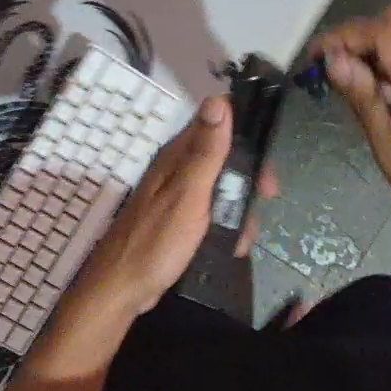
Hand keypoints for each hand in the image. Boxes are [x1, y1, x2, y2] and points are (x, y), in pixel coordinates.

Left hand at [67, 95, 277, 317]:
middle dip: (249, 174)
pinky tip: (232, 244)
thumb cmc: (156, 242)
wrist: (123, 290)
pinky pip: (212, 212)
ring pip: (222, 186)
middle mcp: (177, 169)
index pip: (215, 120)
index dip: (245, 125)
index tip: (268, 148)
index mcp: (177, 156)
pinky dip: (226, 225)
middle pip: (224, 155)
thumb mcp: (188, 195)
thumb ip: (205, 151)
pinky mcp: (180, 219)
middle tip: (267, 196)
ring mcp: (178, 195)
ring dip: (240, 206)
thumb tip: (218, 100)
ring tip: (245, 234)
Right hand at [310, 7, 390, 256]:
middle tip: (329, 66)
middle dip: (356, 36)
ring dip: (372, 44)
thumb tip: (332, 60)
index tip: (316, 59)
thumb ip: (362, 98)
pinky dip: (390, 54)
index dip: (344, 37)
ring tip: (349, 78)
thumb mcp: (386, 147)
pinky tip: (377, 86)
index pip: (383, 34)